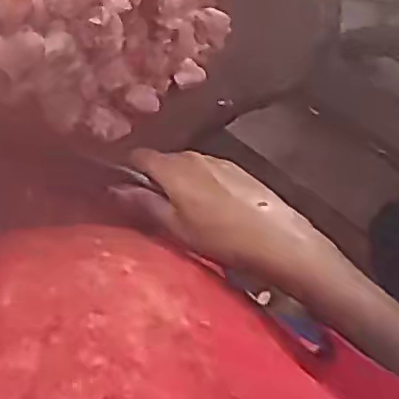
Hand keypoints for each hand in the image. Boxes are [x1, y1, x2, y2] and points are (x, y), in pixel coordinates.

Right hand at [120, 150, 353, 295]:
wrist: (284, 243)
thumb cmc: (223, 238)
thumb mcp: (175, 228)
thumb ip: (143, 204)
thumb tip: (114, 188)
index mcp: (171, 166)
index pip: (137, 155)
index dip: (127, 170)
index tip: (125, 189)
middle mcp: (192, 155)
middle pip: (162, 161)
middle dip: (155, 179)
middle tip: (157, 208)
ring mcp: (219, 161)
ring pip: (187, 167)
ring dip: (181, 183)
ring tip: (189, 214)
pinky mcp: (240, 172)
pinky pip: (210, 174)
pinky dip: (204, 187)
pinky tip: (216, 213)